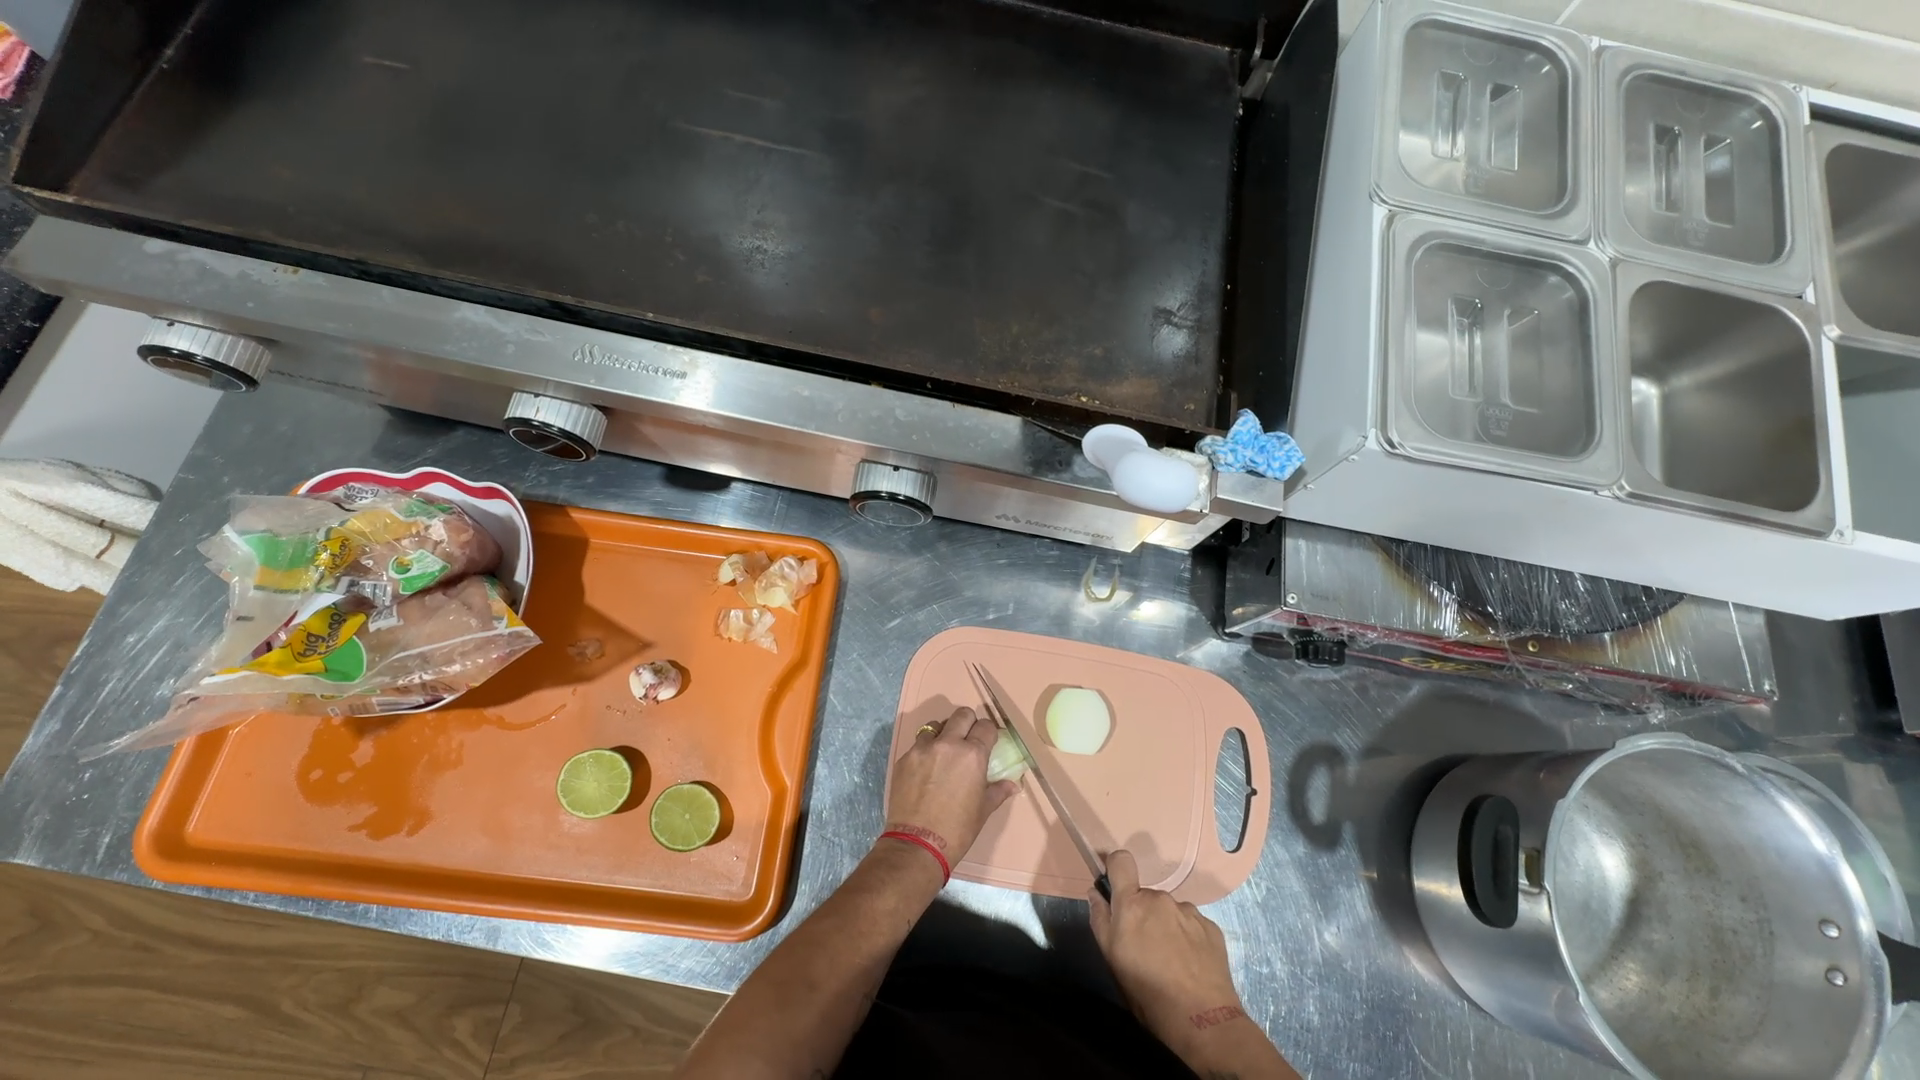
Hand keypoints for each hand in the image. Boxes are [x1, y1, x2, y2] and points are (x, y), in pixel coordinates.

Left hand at [883, 706, 1017, 865]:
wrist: (918, 844)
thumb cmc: (958, 830)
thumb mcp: (983, 810)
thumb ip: (998, 790)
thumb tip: (1013, 785)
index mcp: (973, 755)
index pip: (986, 726)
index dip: (989, 732)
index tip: (988, 741)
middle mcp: (948, 744)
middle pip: (961, 715)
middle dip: (968, 724)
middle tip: (968, 740)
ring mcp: (923, 749)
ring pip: (936, 725)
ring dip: (943, 733)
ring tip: (943, 752)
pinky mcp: (904, 758)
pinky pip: (918, 744)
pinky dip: (925, 749)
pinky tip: (926, 768)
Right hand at [1087, 850, 1244, 1048]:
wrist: (1202, 1018)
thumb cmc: (1147, 992)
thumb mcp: (1112, 960)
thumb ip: (1100, 920)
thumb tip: (1095, 893)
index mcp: (1132, 904)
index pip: (1121, 861)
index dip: (1116, 868)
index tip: (1116, 888)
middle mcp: (1161, 899)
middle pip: (1145, 895)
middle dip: (1142, 914)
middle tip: (1144, 947)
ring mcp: (1189, 911)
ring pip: (1169, 910)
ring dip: (1166, 926)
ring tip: (1170, 960)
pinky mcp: (1211, 926)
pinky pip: (1191, 923)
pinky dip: (1187, 937)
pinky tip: (1189, 963)